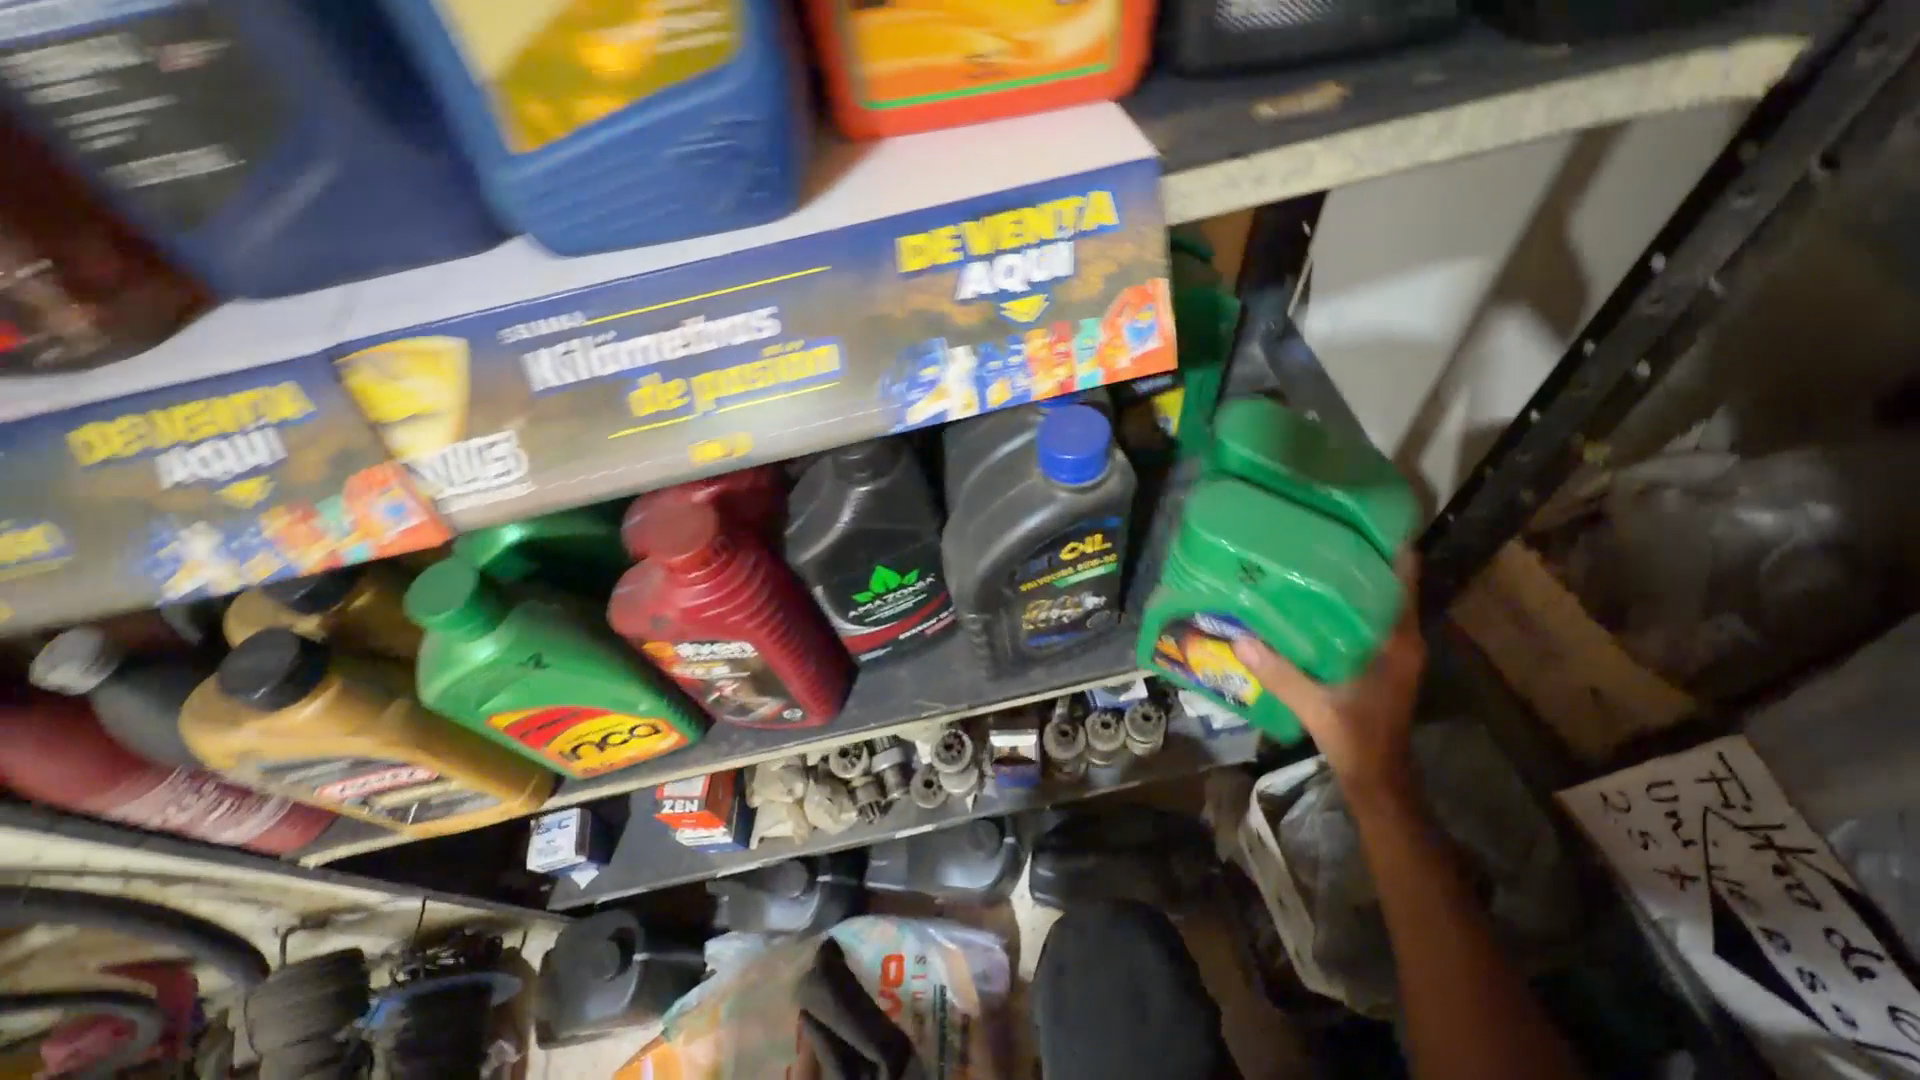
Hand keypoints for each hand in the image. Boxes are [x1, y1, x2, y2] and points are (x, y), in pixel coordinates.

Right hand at [1231, 557, 1426, 799]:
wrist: (1377, 778)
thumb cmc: (1356, 738)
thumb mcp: (1314, 704)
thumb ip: (1280, 672)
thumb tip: (1241, 639)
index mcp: (1399, 643)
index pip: (1402, 584)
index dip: (1390, 552)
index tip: (1363, 524)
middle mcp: (1404, 643)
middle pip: (1387, 590)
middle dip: (1361, 564)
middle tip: (1324, 538)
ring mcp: (1396, 656)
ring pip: (1378, 608)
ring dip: (1354, 588)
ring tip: (1316, 564)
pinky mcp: (1383, 667)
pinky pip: (1368, 626)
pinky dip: (1348, 612)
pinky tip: (1315, 608)